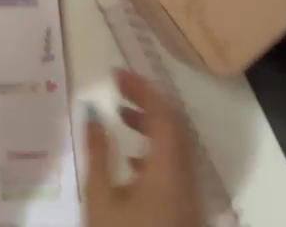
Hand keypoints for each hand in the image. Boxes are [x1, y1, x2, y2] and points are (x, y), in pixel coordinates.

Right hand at [84, 70, 202, 226]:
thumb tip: (93, 113)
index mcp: (168, 173)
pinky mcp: (188, 215)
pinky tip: (132, 159)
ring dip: (153, 127)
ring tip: (121, 116)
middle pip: (177, 130)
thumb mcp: (99, 197)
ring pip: (179, 150)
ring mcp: (192, 201)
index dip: (143, 90)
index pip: (165, 117)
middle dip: (148, 103)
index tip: (116, 74)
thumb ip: (98, 151)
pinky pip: (178, 169)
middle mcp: (188, 183)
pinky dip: (157, 151)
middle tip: (117, 88)